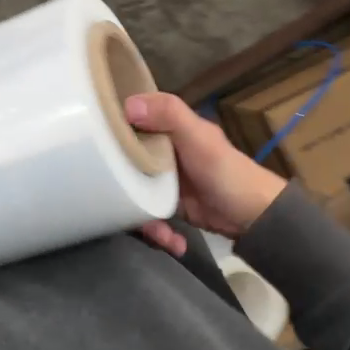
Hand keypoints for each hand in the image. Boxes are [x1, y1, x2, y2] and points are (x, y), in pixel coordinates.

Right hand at [124, 92, 287, 256]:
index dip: (110, 126)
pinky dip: (158, 231)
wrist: (255, 217)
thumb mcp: (198, 138)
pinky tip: (174, 243)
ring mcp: (161, 177)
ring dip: (142, 219)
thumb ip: (168, 114)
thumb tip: (127, 106)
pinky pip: (147, 214)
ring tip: (159, 235)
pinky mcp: (166, 203)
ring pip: (131, 190)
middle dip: (120, 185)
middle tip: (118, 200)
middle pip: (123, 158)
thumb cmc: (226, 170)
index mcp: (166, 124)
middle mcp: (159, 148)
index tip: (94, 141)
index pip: (129, 117)